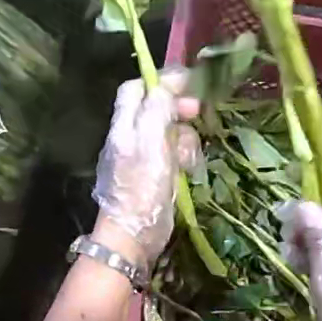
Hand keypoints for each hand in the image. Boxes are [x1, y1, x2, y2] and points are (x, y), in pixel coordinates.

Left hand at [92, 73, 200, 264]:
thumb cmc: (141, 190)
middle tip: (197, 114)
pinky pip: (171, 155)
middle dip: (178, 110)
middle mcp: (129, 136)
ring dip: (183, 137)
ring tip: (189, 154)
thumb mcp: (151, 144)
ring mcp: (140, 157)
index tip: (189, 86)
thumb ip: (156, 110)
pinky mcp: (152, 175)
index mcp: (124, 125)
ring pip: (167, 131)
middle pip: (155, 108)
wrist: (131, 238)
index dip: (161, 82)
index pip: (136, 88)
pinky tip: (187, 169)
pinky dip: (182, 157)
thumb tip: (166, 86)